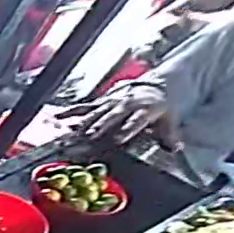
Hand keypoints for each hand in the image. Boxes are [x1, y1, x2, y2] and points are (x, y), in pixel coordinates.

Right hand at [58, 82, 177, 146]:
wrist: (157, 84)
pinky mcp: (101, 102)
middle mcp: (127, 104)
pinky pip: (83, 106)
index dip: (127, 129)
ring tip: (74, 132)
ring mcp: (112, 102)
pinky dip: (70, 112)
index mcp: (145, 109)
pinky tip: (58, 117)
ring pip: (97, 111)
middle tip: (91, 135)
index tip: (118, 138)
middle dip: (101, 125)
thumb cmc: (160, 106)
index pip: (136, 120)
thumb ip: (169, 135)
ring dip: (85, 122)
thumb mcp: (170, 118)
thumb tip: (175, 148)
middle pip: (112, 115)